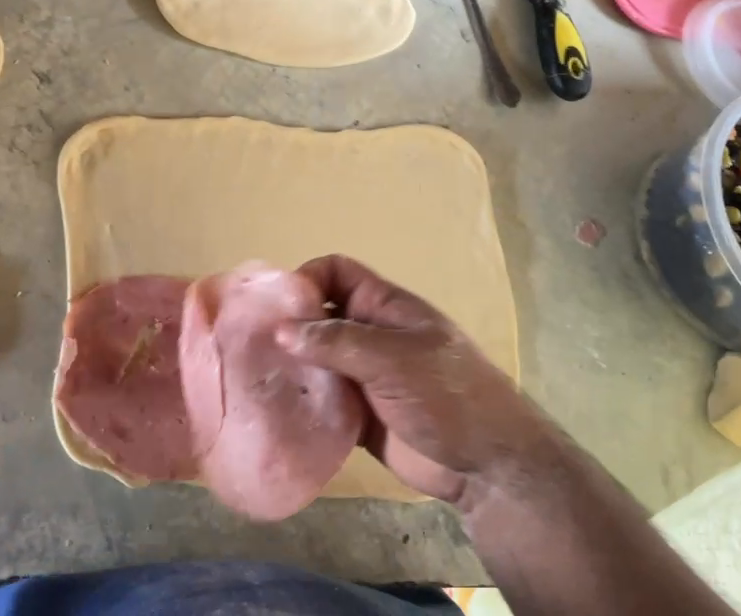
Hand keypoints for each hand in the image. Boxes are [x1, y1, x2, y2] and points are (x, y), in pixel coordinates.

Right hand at [277, 254, 548, 507]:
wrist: (487, 468)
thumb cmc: (449, 396)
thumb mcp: (394, 359)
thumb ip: (338, 342)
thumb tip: (280, 329)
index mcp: (383, 307)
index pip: (336, 272)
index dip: (307, 279)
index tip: (279, 307)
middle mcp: (369, 335)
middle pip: (318, 315)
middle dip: (288, 325)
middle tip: (253, 345)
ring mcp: (362, 375)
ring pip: (315, 359)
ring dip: (291, 366)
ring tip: (257, 378)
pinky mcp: (356, 414)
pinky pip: (320, 398)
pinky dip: (301, 400)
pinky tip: (277, 409)